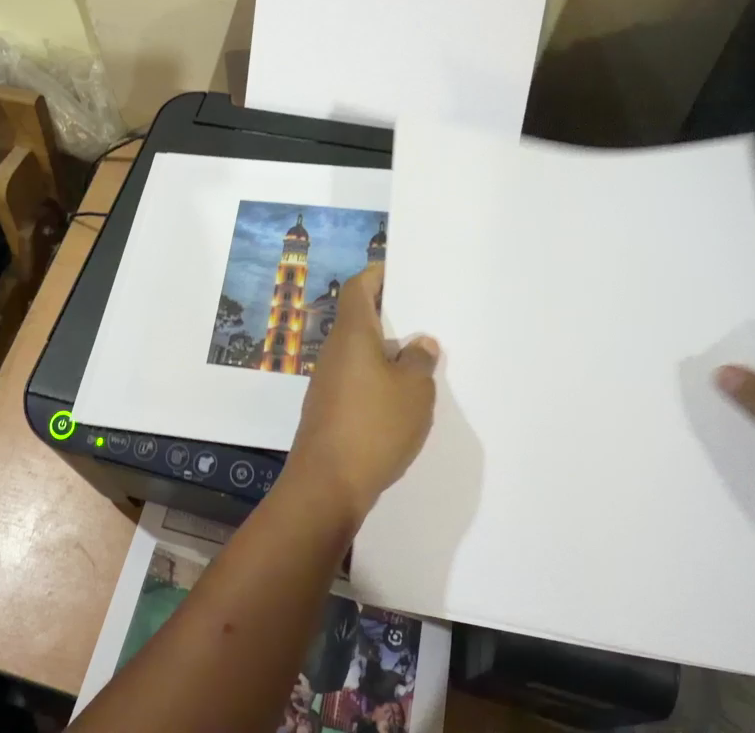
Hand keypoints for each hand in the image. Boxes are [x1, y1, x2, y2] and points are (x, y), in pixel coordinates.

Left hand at [285, 263, 439, 522]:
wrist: (328, 484)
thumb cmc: (374, 425)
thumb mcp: (413, 390)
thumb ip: (419, 362)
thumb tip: (418, 344)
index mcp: (351, 334)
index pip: (359, 288)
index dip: (377, 275)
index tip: (401, 271)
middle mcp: (334, 352)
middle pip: (359, 320)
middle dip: (390, 316)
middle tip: (426, 317)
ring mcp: (329, 383)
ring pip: (361, 353)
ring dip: (387, 352)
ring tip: (424, 358)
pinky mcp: (330, 410)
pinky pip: (358, 381)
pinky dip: (379, 380)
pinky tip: (404, 398)